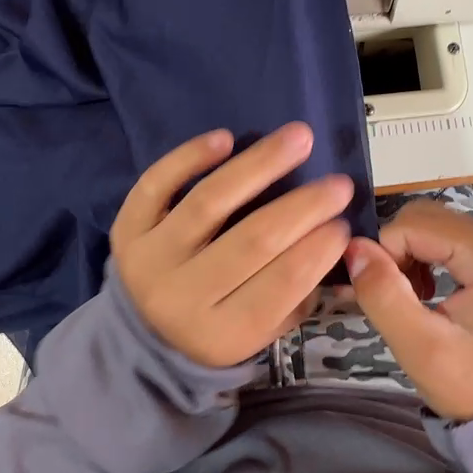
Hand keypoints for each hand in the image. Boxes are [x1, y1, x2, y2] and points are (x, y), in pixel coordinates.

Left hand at [111, 123, 352, 366]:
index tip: (345, 222)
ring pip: (209, 202)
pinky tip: (227, 138)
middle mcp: (181, 297)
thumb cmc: (218, 325)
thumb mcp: (262, 332)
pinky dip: (190, 157)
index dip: (318, 250)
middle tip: (338, 183)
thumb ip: (298, 294)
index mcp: (222, 335)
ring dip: (259, 164)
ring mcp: (150, 259)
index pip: (280, 285)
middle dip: (303, 207)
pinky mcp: (127, 229)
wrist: (142, 333)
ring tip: (298, 138)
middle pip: (251, 241)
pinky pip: (156, 184)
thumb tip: (335, 238)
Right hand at [347, 202, 472, 420]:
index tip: (381, 297)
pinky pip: (439, 235)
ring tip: (406, 298)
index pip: (414, 225)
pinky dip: (418, 256)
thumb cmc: (471, 384)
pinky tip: (420, 291)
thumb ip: (384, 295)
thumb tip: (353, 247)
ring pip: (426, 224)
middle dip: (394, 253)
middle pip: (421, 218)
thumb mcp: (420, 348)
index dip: (385, 255)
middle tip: (391, 298)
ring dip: (404, 256)